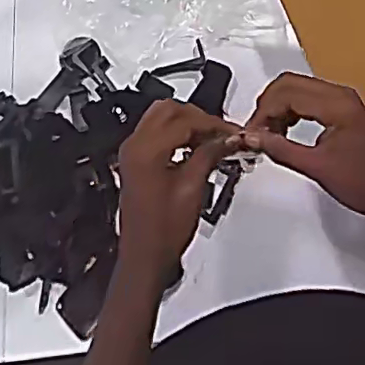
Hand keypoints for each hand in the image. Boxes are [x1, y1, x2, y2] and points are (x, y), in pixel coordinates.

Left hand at [116, 100, 238, 277]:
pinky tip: (195, 147)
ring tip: (212, 139)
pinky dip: (177, 134)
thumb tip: (225, 139)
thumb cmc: (162, 231)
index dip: (212, 123)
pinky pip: (156, 133)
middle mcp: (134, 146)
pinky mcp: (135, 160)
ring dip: (187, 123)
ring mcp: (132, 152)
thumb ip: (209, 155)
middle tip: (222, 132)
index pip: (184, 120)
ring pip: (161, 117)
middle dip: (198, 117)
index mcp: (146, 150)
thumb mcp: (193, 188)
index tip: (232, 131)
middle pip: (169, 110)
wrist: (145, 254)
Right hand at [241, 72, 364, 220]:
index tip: (252, 130)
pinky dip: (289, 111)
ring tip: (267, 133)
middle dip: (268, 105)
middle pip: (290, 84)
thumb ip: (280, 149)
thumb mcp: (316, 167)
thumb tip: (253, 136)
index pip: (288, 93)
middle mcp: (341, 96)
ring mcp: (342, 101)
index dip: (265, 111)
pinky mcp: (340, 109)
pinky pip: (306, 99)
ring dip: (277, 107)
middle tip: (256, 129)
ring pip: (296, 89)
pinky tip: (283, 130)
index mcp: (338, 105)